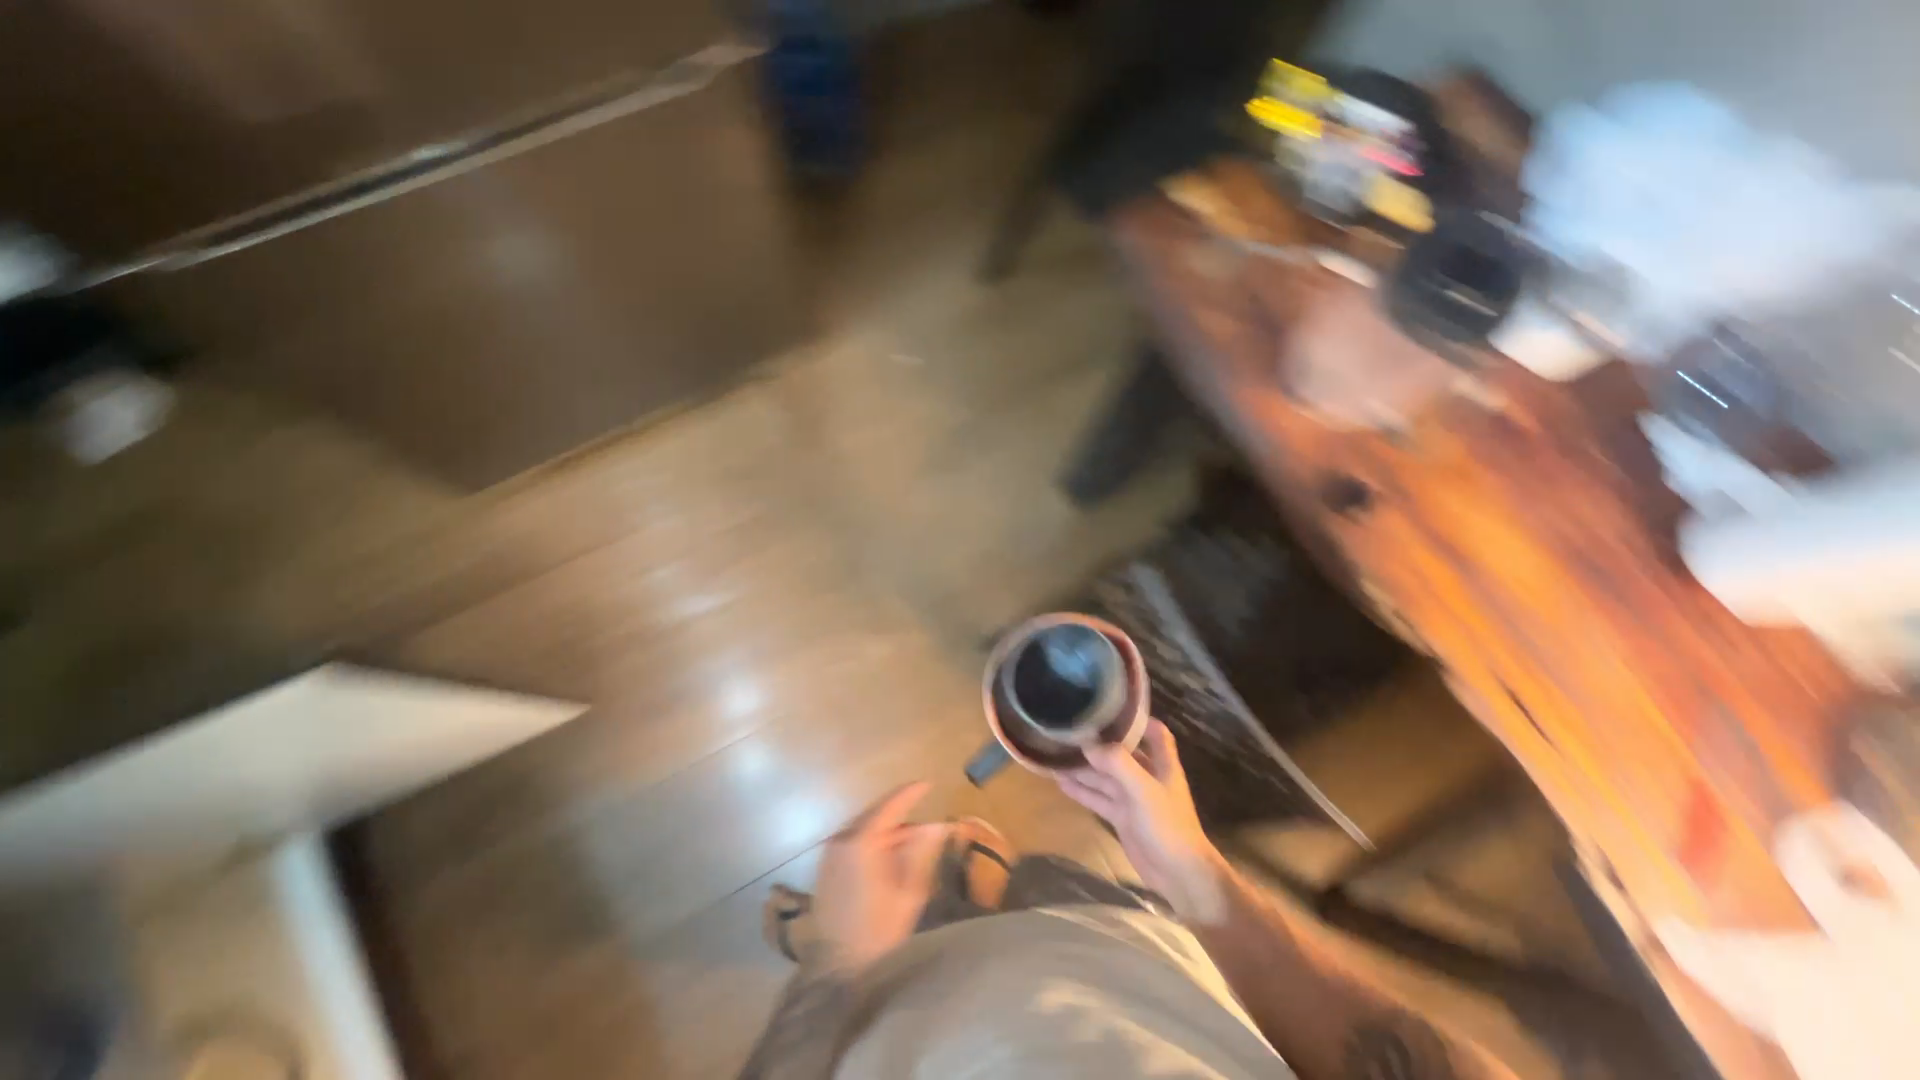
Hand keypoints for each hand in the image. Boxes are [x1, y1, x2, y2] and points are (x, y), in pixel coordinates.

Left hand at [809, 782, 949, 973]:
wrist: (837, 966)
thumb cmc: (878, 931)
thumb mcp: (909, 892)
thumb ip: (920, 853)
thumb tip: (936, 825)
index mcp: (862, 843)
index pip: (890, 806)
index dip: (911, 793)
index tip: (928, 784)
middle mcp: (842, 840)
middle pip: (875, 815)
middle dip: (901, 814)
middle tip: (926, 823)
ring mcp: (830, 852)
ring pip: (864, 828)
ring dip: (887, 830)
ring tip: (912, 841)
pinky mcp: (825, 866)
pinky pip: (853, 841)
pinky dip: (872, 841)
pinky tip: (889, 856)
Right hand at [1057, 719, 1229, 924]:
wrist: (1179, 874)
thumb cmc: (1168, 826)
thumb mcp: (1143, 790)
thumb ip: (1118, 765)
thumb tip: (1088, 743)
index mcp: (1162, 765)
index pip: (1155, 733)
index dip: (1138, 719)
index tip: (1110, 707)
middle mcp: (1147, 777)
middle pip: (1121, 754)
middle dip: (1098, 744)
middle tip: (1068, 731)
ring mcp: (1133, 799)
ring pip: (1105, 777)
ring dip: (1083, 767)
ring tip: (1054, 753)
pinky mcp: (1122, 818)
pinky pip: (1098, 799)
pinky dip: (1081, 790)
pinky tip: (1060, 781)